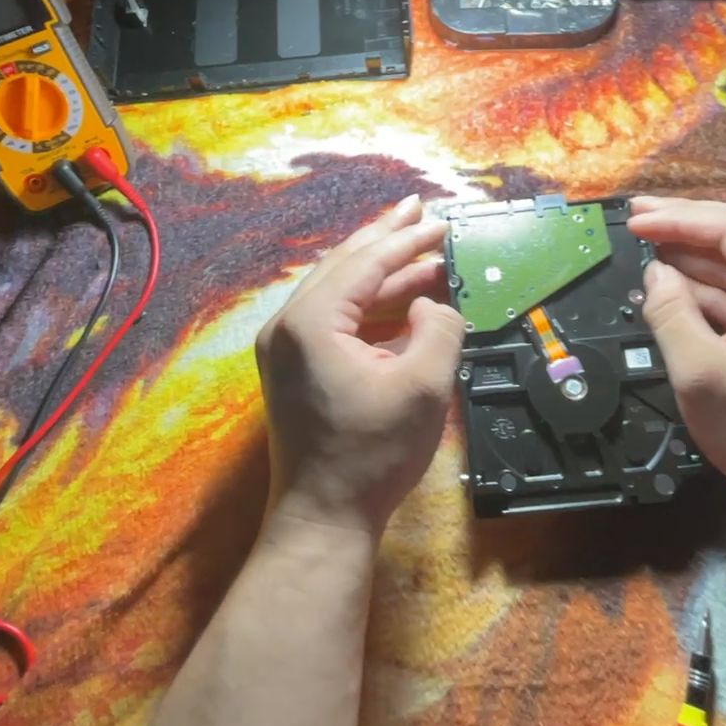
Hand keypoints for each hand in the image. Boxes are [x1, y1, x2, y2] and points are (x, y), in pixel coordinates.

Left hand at [255, 195, 467, 533]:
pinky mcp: (294, 366)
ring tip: (417, 248)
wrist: (323, 517)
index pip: (365, 263)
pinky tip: (398, 297)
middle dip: (385, 237)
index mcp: (311, 321)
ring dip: (379, 270)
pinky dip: (367, 304)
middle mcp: (288, 324)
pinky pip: (333, 317)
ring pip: (337, 289)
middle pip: (343, 265)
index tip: (440, 222)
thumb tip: (429, 303)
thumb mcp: (424, 387)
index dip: (407, 241)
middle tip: (419, 209)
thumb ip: (438, 328)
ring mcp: (285, 346)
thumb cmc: (373, 454)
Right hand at [627, 197, 725, 513]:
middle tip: (637, 221)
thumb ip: (671, 314)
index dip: (680, 218)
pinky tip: (678, 286)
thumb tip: (654, 273)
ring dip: (698, 258)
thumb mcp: (702, 376)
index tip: (634, 219)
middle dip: (688, 227)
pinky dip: (715, 288)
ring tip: (649, 250)